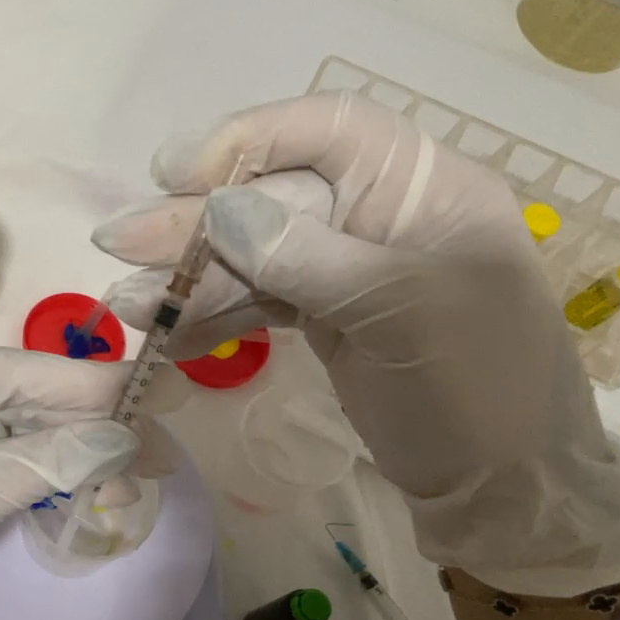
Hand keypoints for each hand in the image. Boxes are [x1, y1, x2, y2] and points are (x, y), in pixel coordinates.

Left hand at [0, 342, 138, 619]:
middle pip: (20, 393)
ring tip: (133, 475)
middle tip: (156, 448)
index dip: (89, 383)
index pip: (14, 369)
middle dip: (88, 424)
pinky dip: (44, 467)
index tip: (158, 388)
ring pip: (17, 423)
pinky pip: (0, 448)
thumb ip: (43, 463)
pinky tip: (88, 479)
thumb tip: (125, 439)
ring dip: (73, 450)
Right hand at [93, 92, 619, 596]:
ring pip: (255, 257)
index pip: (328, 130)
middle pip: (272, 199)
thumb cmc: (476, 388)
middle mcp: (379, 218)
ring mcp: (347, 272)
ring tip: (128, 307)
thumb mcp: (400, 312)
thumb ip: (308, 256)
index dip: (249, 140)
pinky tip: (169, 337)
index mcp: (422, 189)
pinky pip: (259, 304)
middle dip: (194, 224)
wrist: (503, 490)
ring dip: (190, 281)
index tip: (175, 171)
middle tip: (116, 246)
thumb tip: (220, 209)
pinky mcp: (325, 320)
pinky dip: (214, 320)